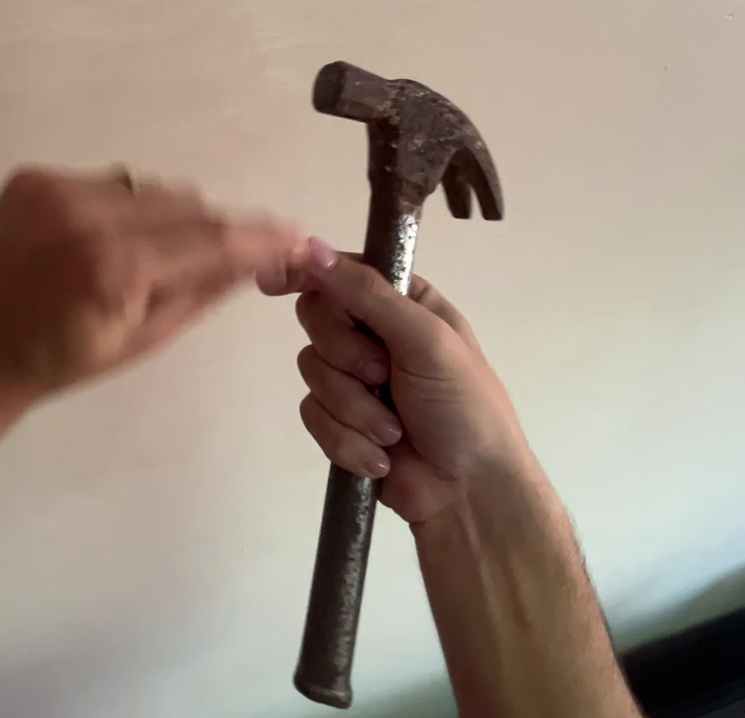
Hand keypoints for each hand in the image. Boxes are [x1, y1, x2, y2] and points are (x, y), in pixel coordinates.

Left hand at [0, 166, 305, 402]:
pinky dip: (116, 209)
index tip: (295, 236)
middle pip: (184, 202)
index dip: (260, 237)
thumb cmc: (59, 363)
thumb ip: (203, 291)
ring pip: (145, 188)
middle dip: (207, 228)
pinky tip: (92, 241)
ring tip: (136, 256)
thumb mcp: (142, 340)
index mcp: (116, 268)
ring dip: (160, 216)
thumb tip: (257, 258)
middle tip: (210, 257)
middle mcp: (88, 215)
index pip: (212, 239)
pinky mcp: (32, 178)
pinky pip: (103, 183)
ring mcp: (55, 189)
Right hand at [262, 241, 533, 523]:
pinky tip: (380, 455)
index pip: (342, 272)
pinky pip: (312, 413)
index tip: (275, 280)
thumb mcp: (426, 340)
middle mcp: (373, 333)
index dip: (309, 272)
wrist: (469, 498)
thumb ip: (368, 293)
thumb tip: (313, 247)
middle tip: (381, 374)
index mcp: (402, 303)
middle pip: (316, 317)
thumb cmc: (464, 408)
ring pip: (312, 369)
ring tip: (393, 430)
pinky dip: (347, 438)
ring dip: (354, 407)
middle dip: (345, 354)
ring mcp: (353, 378)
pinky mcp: (338, 419)